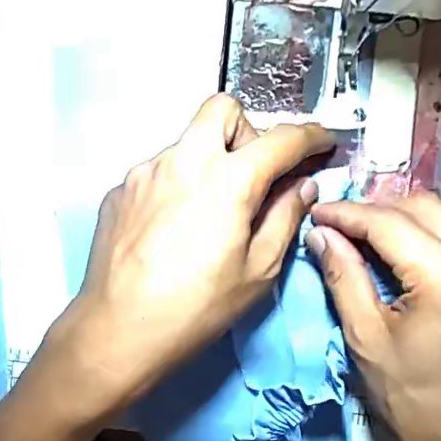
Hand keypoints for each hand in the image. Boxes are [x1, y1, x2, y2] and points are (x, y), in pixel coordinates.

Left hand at [31, 95, 332, 423]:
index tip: (323, 142)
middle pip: (222, 109)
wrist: (118, 331)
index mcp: (228, 180)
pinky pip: (160, 172)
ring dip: (211, 161)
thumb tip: (302, 187)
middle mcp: (183, 160)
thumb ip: (285, 219)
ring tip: (212, 214)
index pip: (281, 139)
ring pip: (188, 142)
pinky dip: (180, 186)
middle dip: (249, 130)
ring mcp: (145, 172)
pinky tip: (176, 231)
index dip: (310, 136)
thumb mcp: (258, 270)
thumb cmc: (197, 308)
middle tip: (255, 174)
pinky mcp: (120, 191)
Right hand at [307, 193, 440, 440]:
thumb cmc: (419, 405)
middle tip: (339, 226)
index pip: (390, 222)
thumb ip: (344, 278)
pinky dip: (430, 238)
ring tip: (364, 238)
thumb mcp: (368, 341)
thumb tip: (321, 234)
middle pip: (424, 206)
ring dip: (404, 220)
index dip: (347, 213)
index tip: (316, 212)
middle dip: (377, 209)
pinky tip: (403, 256)